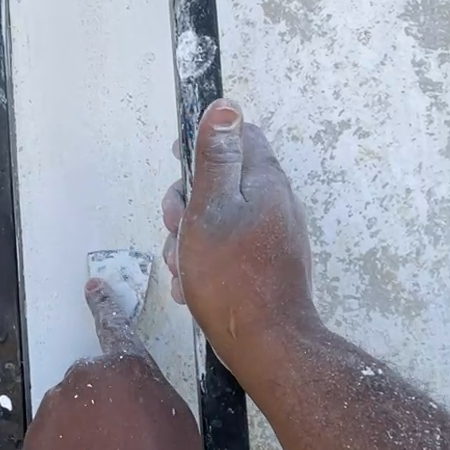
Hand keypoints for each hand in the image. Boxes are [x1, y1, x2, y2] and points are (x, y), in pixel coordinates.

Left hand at [22, 281, 200, 449]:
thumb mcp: (176, 424)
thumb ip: (146, 395)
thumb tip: (128, 398)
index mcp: (124, 367)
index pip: (115, 327)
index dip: (105, 306)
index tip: (92, 287)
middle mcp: (82, 378)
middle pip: (90, 383)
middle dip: (101, 406)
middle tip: (124, 445)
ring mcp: (52, 409)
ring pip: (68, 414)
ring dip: (81, 435)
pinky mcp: (32, 441)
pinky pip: (51, 444)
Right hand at [163, 99, 320, 378]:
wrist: (264, 343)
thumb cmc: (231, 276)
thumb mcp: (210, 209)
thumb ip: (215, 158)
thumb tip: (225, 106)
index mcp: (264, 182)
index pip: (240, 136)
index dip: (204, 142)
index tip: (178, 162)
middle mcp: (274, 203)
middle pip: (221, 182)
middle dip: (187, 203)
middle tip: (175, 228)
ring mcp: (271, 235)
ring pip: (218, 220)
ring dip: (190, 239)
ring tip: (182, 267)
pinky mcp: (265, 263)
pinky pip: (225, 249)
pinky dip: (204, 262)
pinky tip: (192, 285)